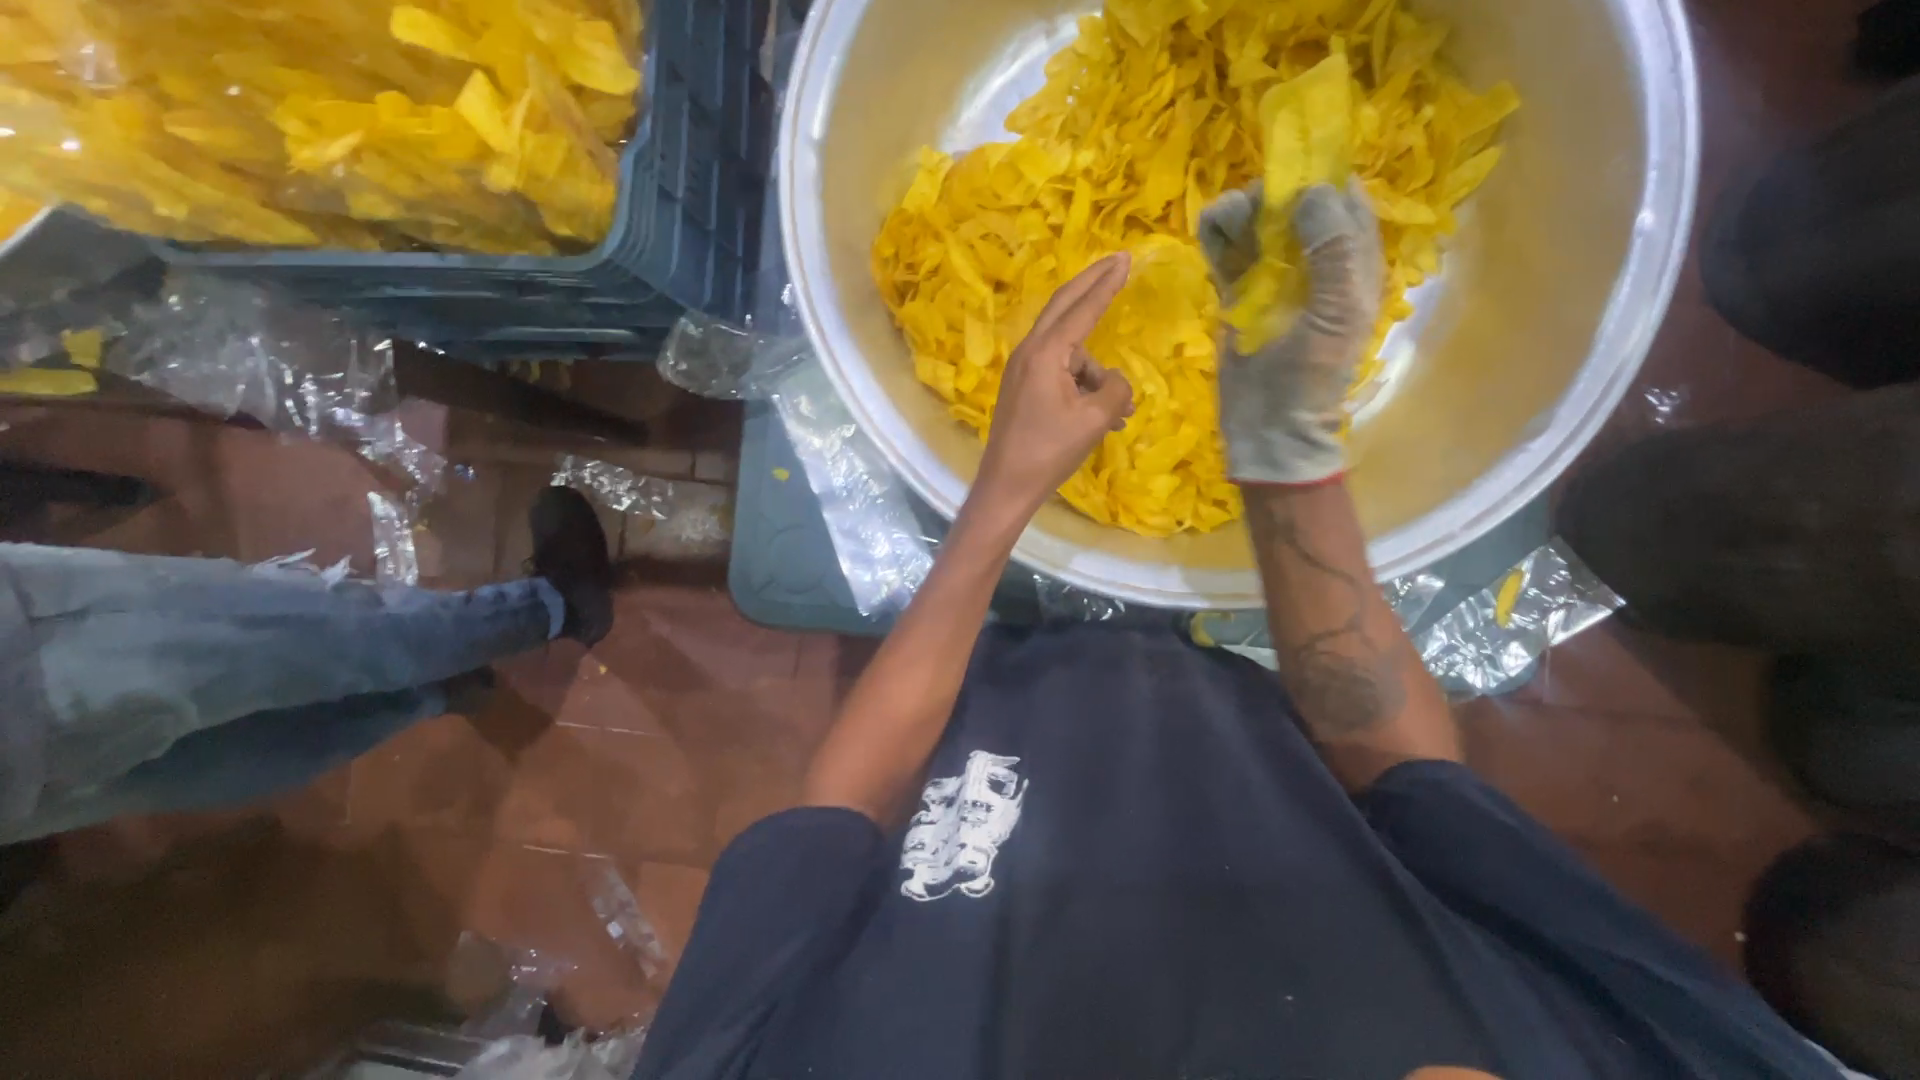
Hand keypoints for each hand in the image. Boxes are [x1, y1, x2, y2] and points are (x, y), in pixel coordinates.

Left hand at [971, 253, 1134, 516]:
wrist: (1006, 485)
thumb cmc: (1049, 451)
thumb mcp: (1094, 420)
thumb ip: (1115, 390)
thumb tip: (1114, 380)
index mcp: (1045, 353)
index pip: (1081, 307)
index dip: (1106, 284)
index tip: (1125, 260)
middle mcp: (1030, 353)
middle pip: (1064, 307)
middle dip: (1093, 286)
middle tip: (1119, 263)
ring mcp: (1022, 371)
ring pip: (1070, 354)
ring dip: (1097, 374)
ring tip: (1120, 412)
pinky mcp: (1022, 389)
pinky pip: (1060, 374)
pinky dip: (1083, 387)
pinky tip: (1103, 418)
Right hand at [1198, 181, 1382, 485]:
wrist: (1268, 426)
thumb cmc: (1311, 374)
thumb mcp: (1337, 310)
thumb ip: (1333, 248)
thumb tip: (1309, 191)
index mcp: (1351, 263)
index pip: (1343, 199)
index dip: (1320, 178)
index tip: (1292, 172)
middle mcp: (1313, 262)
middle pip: (1292, 203)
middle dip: (1270, 196)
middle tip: (1253, 212)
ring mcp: (1272, 277)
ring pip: (1255, 222)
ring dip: (1238, 213)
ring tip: (1224, 227)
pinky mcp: (1236, 292)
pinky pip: (1225, 250)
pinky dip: (1215, 236)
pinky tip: (1209, 236)